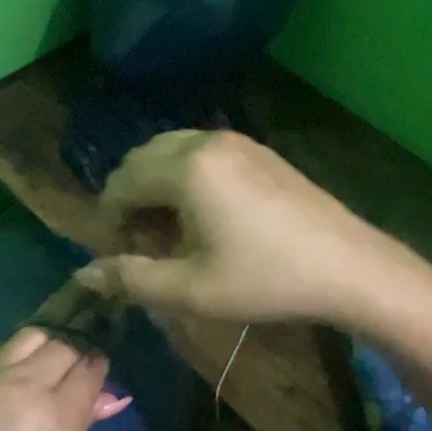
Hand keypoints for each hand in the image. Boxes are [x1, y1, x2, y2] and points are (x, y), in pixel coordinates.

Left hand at [0, 328, 129, 430]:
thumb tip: (109, 398)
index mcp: (55, 415)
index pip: (89, 367)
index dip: (100, 361)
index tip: (103, 362)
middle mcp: (23, 384)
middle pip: (63, 342)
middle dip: (80, 341)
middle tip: (87, 342)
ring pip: (29, 335)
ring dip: (48, 336)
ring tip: (56, 341)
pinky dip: (14, 350)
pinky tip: (16, 360)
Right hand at [77, 129, 411, 324]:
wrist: (349, 267)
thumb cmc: (266, 280)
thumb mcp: (191, 289)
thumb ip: (131, 278)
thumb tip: (83, 275)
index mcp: (185, 167)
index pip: (121, 183)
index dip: (108, 222)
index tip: (118, 259)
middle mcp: (205, 140)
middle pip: (142, 160)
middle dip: (131, 201)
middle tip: (143, 248)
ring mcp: (236, 141)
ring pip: (171, 154)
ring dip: (157, 189)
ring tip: (172, 237)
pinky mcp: (258, 150)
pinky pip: (201, 154)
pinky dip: (185, 179)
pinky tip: (205, 220)